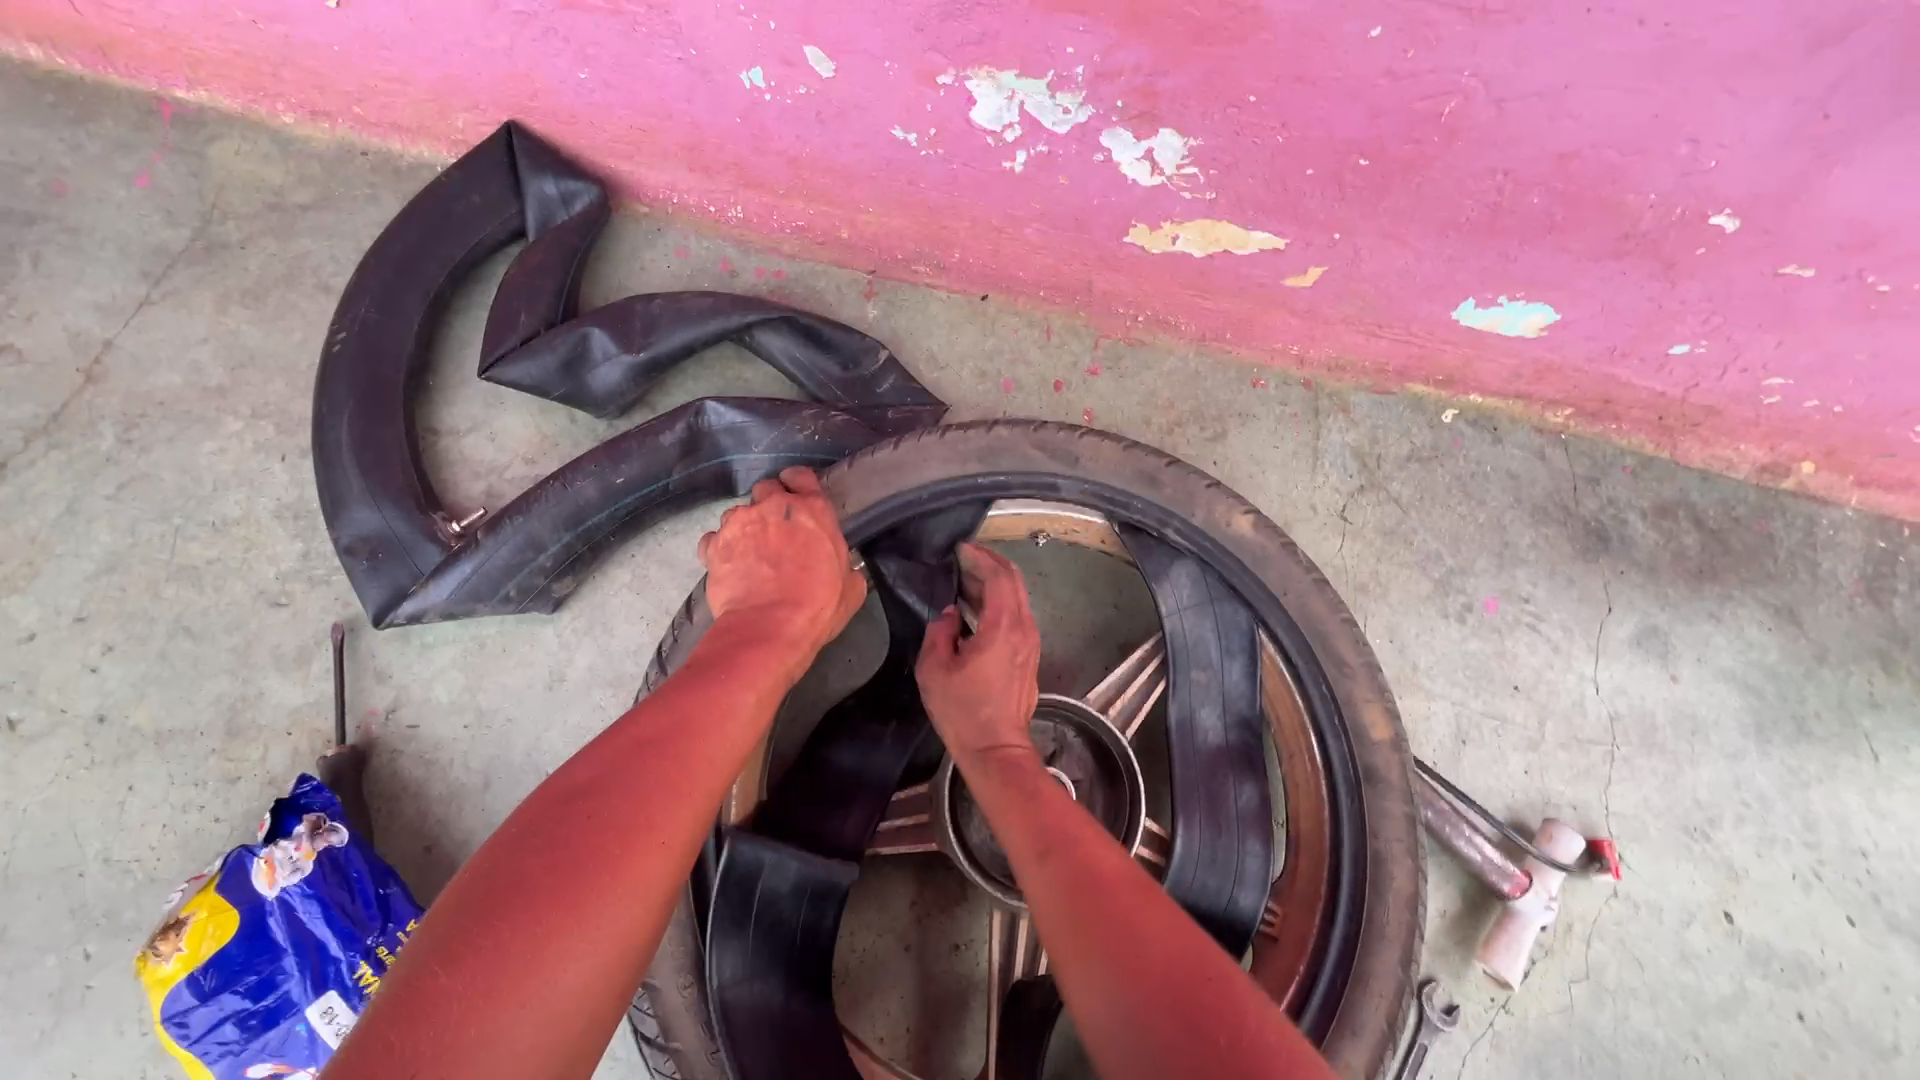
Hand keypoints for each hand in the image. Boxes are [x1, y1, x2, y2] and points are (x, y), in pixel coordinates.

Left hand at [698, 468, 866, 677]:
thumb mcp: (851, 587)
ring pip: (738, 513)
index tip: (794, 490)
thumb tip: (846, 569)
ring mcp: (740, 524)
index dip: (796, 482)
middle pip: (766, 489)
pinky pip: (714, 538)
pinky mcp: (714, 545)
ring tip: (750, 552)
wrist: (770, 626)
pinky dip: (720, 548)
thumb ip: (846, 567)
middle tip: (775, 528)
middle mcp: (774, 507)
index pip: (801, 476)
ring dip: (744, 527)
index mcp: (813, 510)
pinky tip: (729, 566)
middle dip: (769, 504)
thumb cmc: (818, 605)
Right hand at [915, 543, 1040, 765]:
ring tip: (965, 580)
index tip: (961, 549)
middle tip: (964, 558)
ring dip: (994, 584)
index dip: (980, 558)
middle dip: (990, 564)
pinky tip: (976, 610)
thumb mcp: (934, 669)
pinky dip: (998, 603)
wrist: (996, 749)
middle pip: (1014, 582)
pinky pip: (1017, 616)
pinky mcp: (1029, 656)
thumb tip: (950, 615)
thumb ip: (939, 632)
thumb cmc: (962, 711)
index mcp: (1003, 627)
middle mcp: (1024, 629)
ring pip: (1018, 599)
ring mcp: (1030, 643)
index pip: (998, 577)